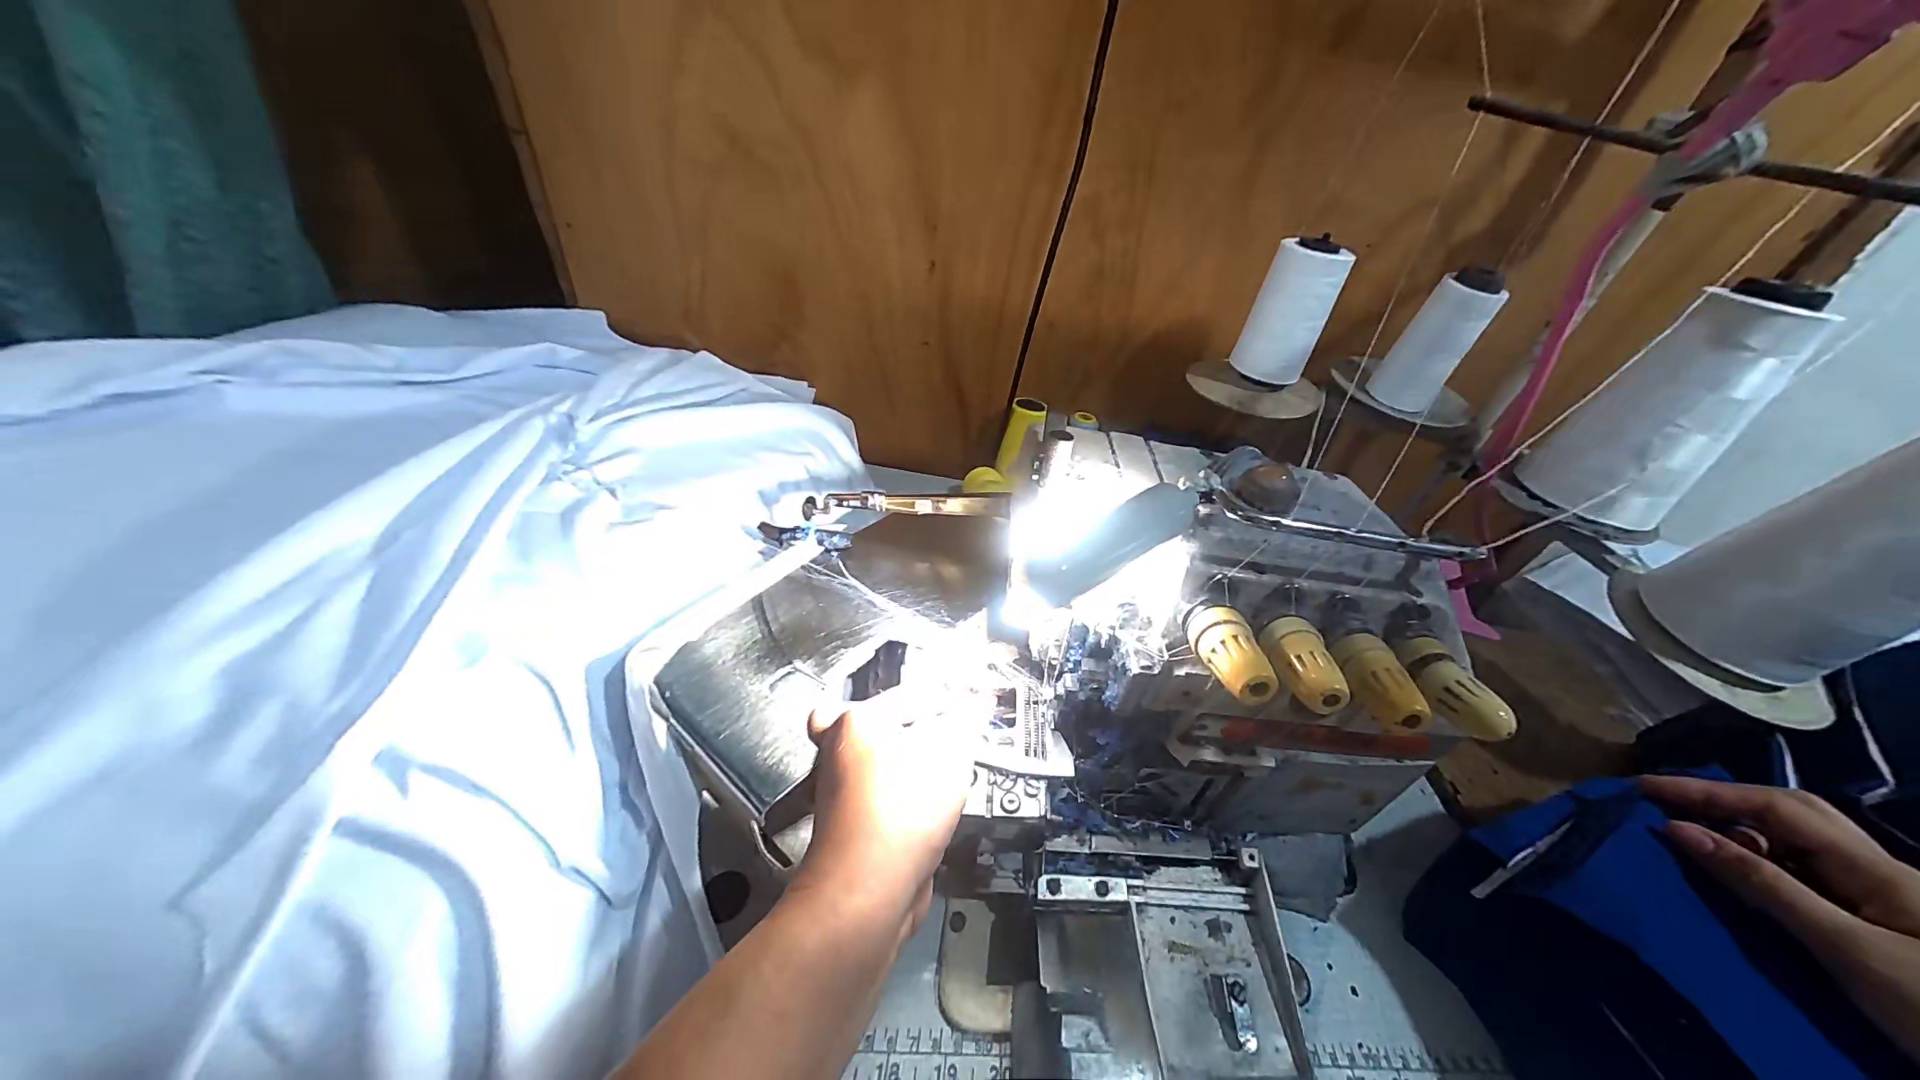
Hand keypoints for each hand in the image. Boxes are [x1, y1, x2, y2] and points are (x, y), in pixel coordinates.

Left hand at [793, 685, 977, 929]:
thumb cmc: (897, 814)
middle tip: (951, 744)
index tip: (972, 710)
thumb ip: (965, 721)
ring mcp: (844, 793)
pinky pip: (892, 803)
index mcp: (855, 720)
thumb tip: (976, 704)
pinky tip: (933, 819)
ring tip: (945, 785)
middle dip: (925, 737)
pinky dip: (912, 808)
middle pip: (893, 730)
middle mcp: (840, 753)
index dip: (948, 702)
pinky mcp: (857, 829)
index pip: (909, 696)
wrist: (869, 891)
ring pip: (891, 768)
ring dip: (919, 775)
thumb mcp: (949, 751)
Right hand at [1642, 775, 1919, 1061]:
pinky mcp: (1879, 919)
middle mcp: (1881, 870)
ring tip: (1688, 828)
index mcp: (1878, 869)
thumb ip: (1762, 884)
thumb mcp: (1845, 948)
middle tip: (1663, 798)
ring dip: (1740, 826)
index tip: (1643, 787)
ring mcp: (1884, 896)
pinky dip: (1758, 856)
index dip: (1707, 792)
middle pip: (1793, 813)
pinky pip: (1806, 870)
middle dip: (1725, 799)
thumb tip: (1680, 830)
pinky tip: (1734, 865)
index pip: (1776, 808)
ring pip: (1800, 841)